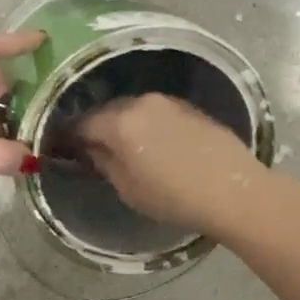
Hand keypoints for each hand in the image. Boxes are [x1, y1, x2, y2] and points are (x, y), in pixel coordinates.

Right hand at [78, 94, 263, 230]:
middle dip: (97, 128)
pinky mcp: (190, 107)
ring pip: (134, 111)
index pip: (82, 123)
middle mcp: (141, 103)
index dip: (69, 136)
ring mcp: (168, 102)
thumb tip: (92, 149)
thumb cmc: (174, 197)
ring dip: (124, 126)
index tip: (64, 148)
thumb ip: (104, 163)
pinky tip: (155, 146)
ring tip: (127, 149)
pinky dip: (148, 125)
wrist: (235, 191)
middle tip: (93, 150)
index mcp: (119, 123)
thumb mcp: (129, 189)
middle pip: (107, 112)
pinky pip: (156, 113)